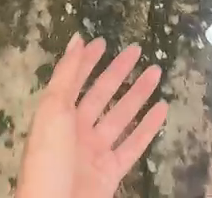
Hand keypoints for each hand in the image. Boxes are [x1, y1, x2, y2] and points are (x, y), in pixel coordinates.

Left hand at [17, 34, 168, 197]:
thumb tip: (77, 39)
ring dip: (138, 94)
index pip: (74, 80)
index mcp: (58, 115)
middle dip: (118, 72)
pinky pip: (133, 145)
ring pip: (121, 117)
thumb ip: (67, 74)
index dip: (87, 61)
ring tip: (156, 71)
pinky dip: (148, 127)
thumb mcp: (52, 111)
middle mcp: (77, 131)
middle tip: (137, 50)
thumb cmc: (49, 159)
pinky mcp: (111, 173)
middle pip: (101, 95)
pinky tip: (162, 108)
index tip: (103, 41)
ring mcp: (95, 153)